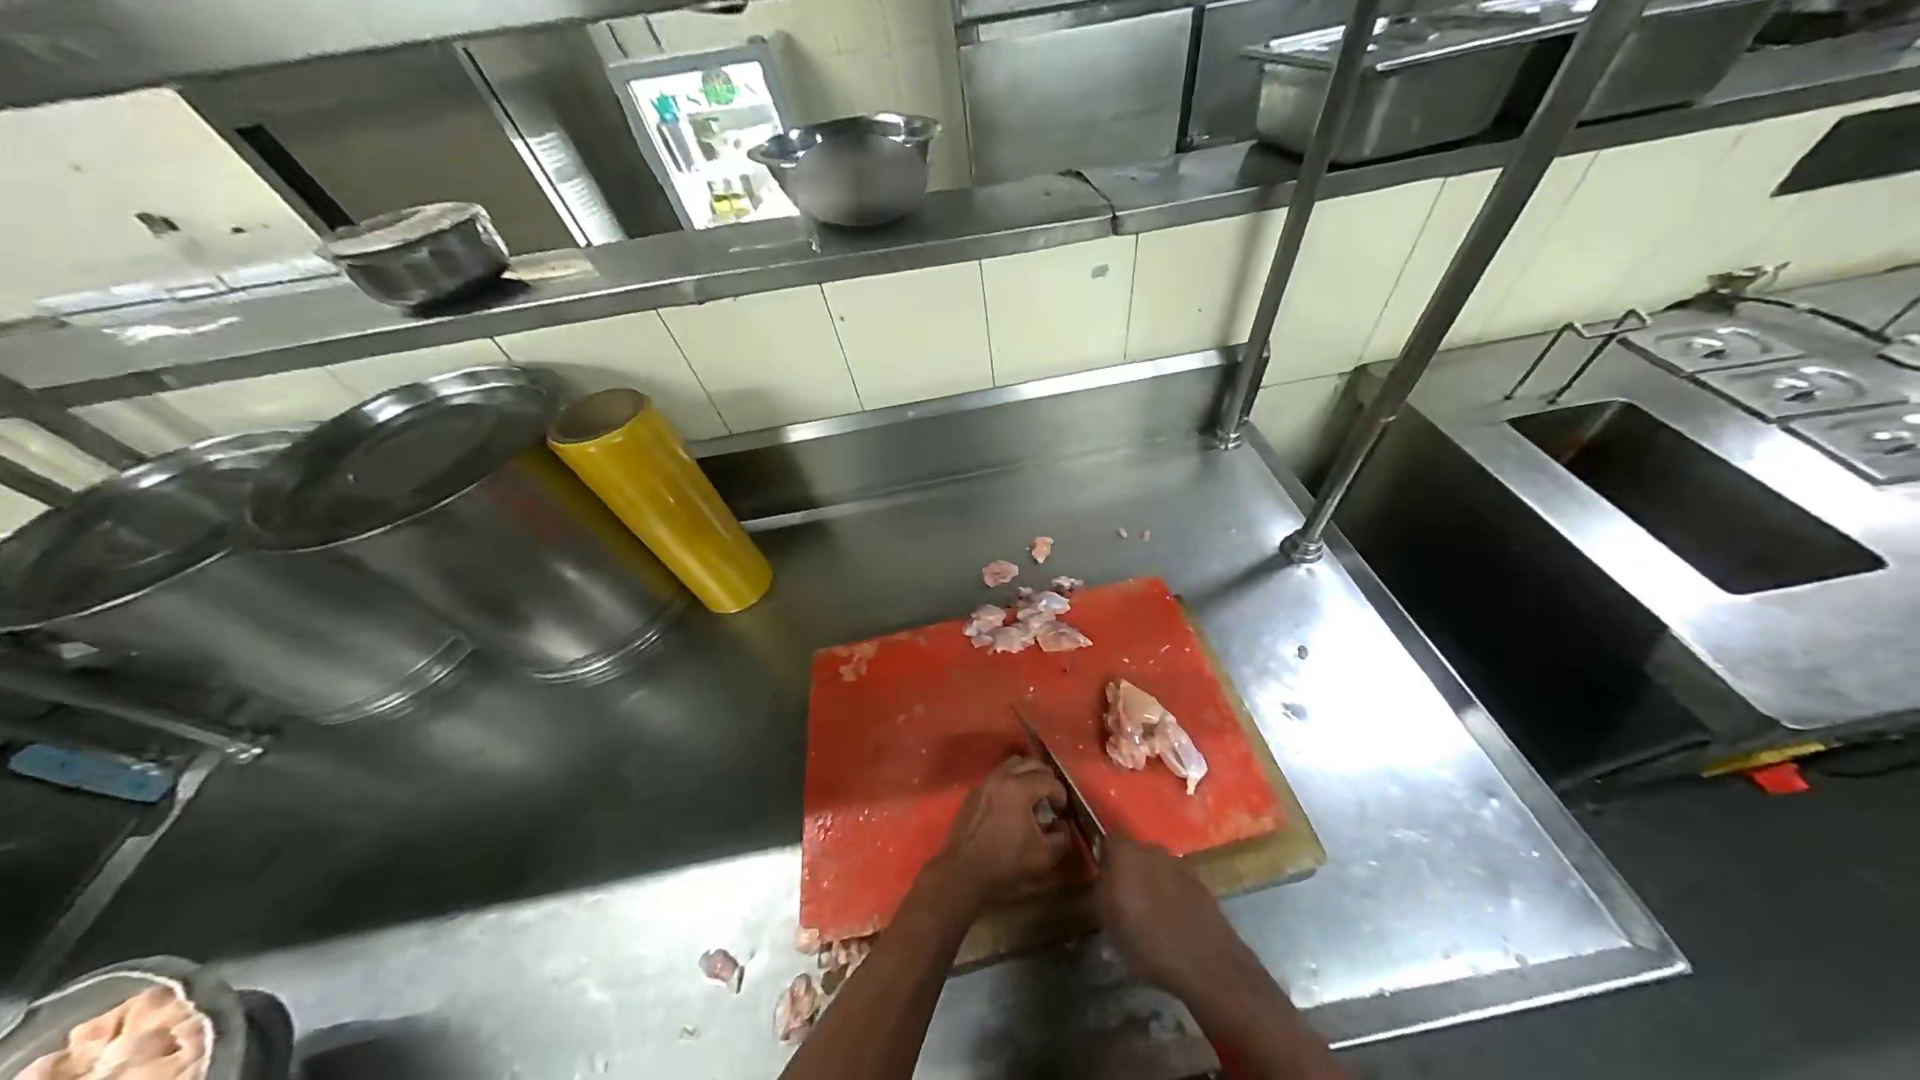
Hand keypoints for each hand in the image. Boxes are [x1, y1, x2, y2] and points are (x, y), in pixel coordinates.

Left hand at [932, 755, 1072, 913]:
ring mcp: (984, 782)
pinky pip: (997, 775)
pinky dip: (1010, 780)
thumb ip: (1062, 837)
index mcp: (1018, 789)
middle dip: (1046, 778)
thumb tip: (1061, 825)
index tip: (1063, 811)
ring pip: (1012, 764)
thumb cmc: (1006, 863)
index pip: (1049, 780)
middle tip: (1052, 798)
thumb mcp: (1044, 855)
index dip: (1061, 795)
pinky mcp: (973, 792)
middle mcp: (1000, 777)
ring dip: (1027, 775)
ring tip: (1033, 796)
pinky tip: (1013, 802)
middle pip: (1031, 763)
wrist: (964, 873)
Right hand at [1094, 833, 1254, 1001]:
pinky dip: (1170, 893)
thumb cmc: (1146, 940)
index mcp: (1124, 853)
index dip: (1102, 862)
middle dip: (1127, 870)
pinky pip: (1175, 881)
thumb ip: (1099, 891)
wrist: (1206, 963)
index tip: (1099, 882)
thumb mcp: (1107, 920)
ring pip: (1155, 867)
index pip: (1105, 843)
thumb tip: (1100, 880)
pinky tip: (1171, 919)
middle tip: (1122, 899)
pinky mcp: (1200, 882)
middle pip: (1132, 853)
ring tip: (1148, 912)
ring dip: (1150, 882)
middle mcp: (1151, 849)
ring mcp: (1179, 863)